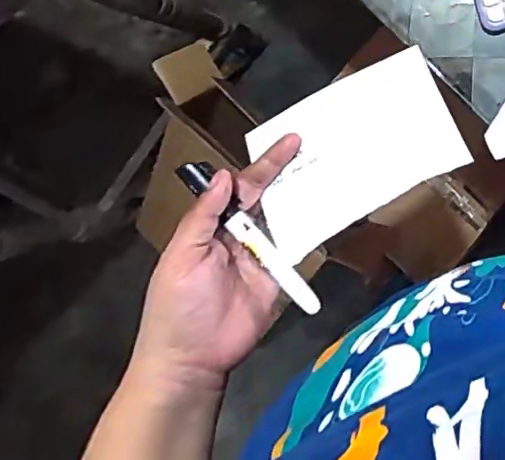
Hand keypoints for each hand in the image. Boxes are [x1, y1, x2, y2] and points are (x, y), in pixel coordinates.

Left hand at [130, 135, 301, 390]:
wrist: (191, 362)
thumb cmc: (176, 308)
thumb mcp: (180, 258)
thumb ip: (203, 216)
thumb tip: (224, 176)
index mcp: (214, 226)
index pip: (242, 187)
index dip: (265, 164)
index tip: (288, 142)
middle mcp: (241, 233)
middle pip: (268, 195)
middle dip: (287, 170)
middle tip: (312, 144)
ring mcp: (262, 252)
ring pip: (285, 214)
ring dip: (302, 192)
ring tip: (325, 166)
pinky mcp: (280, 272)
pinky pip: (299, 244)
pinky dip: (314, 225)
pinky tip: (328, 205)